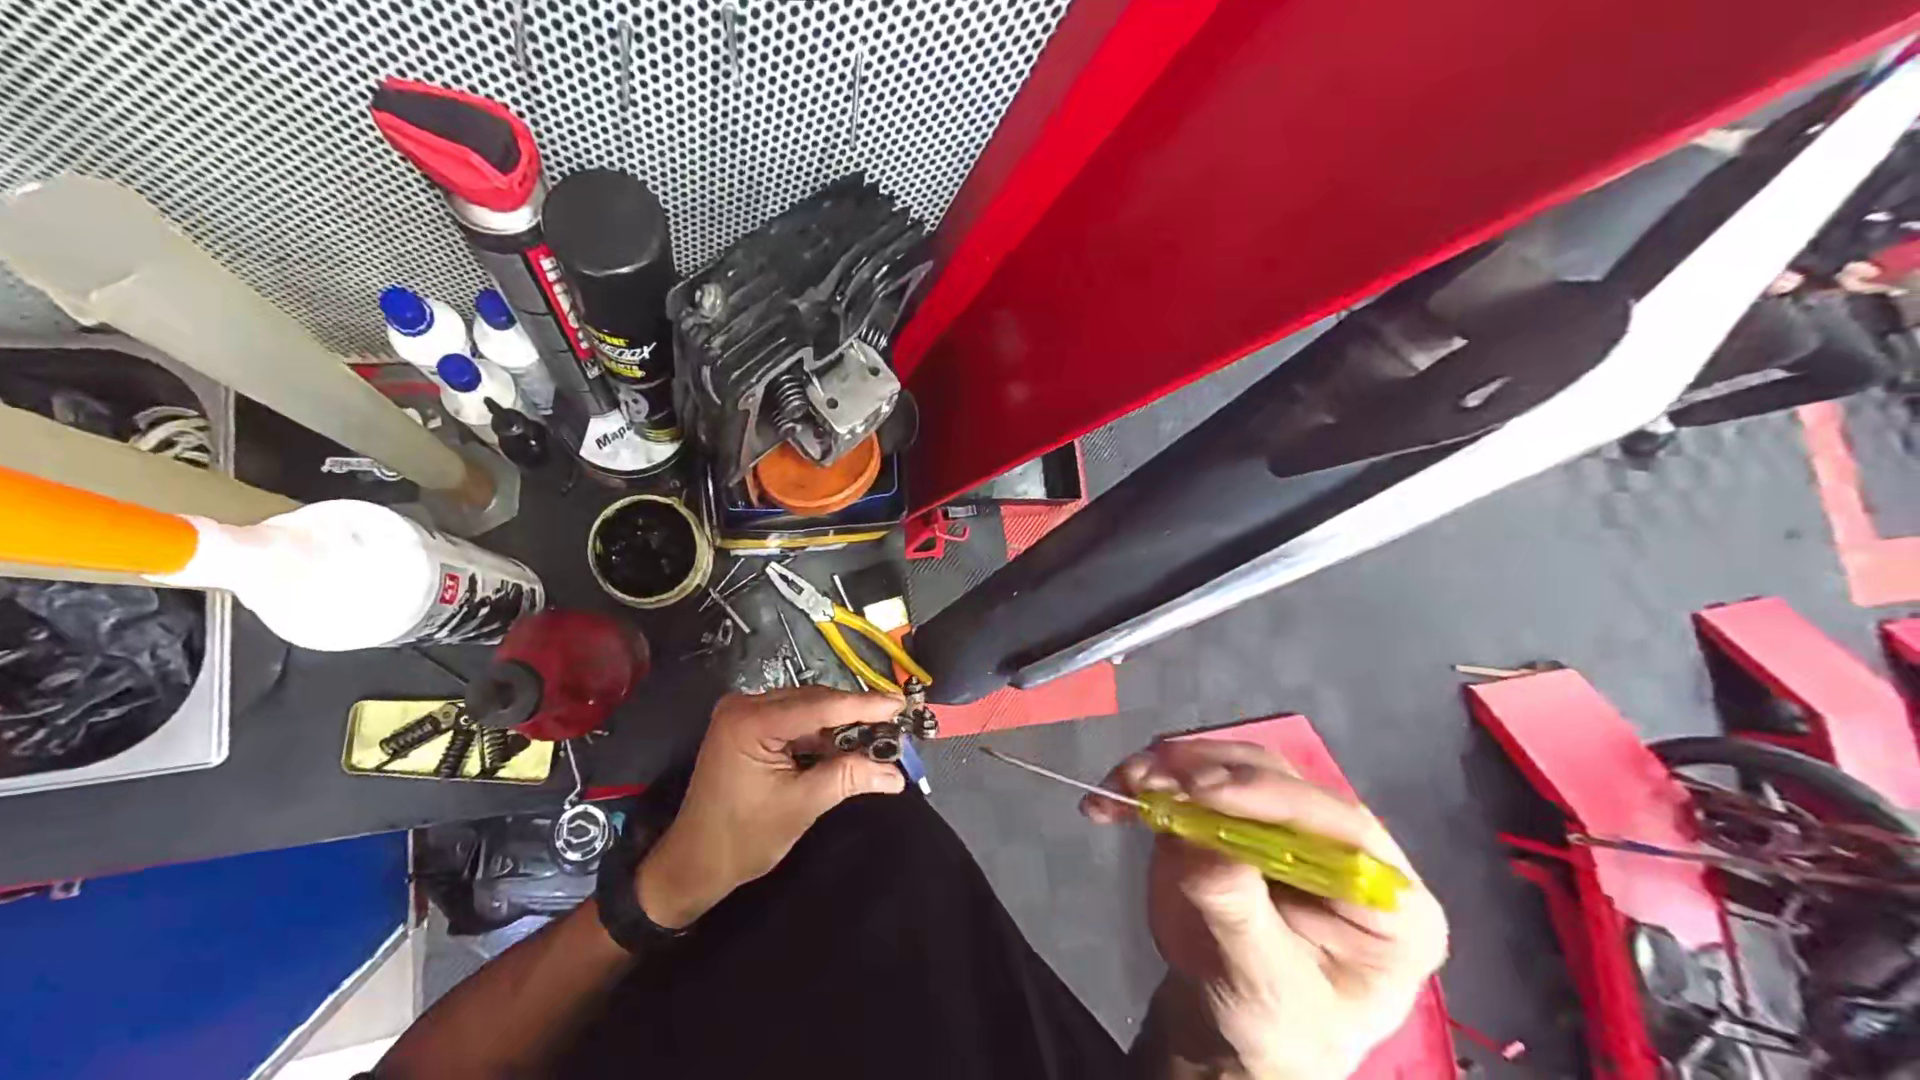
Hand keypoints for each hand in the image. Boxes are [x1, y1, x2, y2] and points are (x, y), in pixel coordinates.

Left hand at [637, 687, 906, 927]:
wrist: (694, 863)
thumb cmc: (742, 838)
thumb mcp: (801, 806)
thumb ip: (848, 778)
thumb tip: (896, 773)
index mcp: (749, 722)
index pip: (819, 706)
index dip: (864, 705)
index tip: (900, 705)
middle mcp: (744, 705)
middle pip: (815, 700)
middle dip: (856, 713)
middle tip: (896, 724)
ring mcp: (744, 713)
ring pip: (808, 707)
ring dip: (842, 721)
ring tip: (880, 732)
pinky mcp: (749, 725)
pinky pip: (796, 718)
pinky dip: (823, 730)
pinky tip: (849, 740)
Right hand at [1084, 740, 1447, 1079]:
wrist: (1226, 1027)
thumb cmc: (1270, 1027)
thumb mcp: (1263, 988)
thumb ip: (1238, 915)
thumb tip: (1200, 844)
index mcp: (1387, 900)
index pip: (1342, 828)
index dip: (1272, 798)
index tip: (1203, 791)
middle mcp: (1338, 844)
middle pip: (1280, 781)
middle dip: (1208, 773)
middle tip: (1149, 779)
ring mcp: (1279, 820)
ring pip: (1232, 765)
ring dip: (1171, 767)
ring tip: (1125, 783)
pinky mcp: (1229, 812)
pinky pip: (1192, 779)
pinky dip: (1150, 779)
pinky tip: (1116, 794)